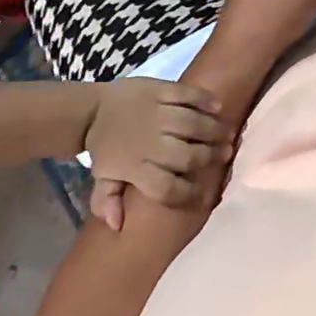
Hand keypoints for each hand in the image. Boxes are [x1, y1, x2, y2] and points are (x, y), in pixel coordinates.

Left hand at [84, 78, 226, 229]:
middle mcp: (148, 142)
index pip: (168, 188)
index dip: (190, 193)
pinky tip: (216, 107)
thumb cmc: (103, 147)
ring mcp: (154, 113)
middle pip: (187, 156)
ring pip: (191, 124)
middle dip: (209, 158)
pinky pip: (186, 94)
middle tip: (224, 155)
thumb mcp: (102, 177)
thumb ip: (108, 200)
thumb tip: (116, 226)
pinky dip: (203, 100)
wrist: (89, 110)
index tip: (204, 193)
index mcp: (135, 167)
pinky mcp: (157, 89)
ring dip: (213, 130)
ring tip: (226, 134)